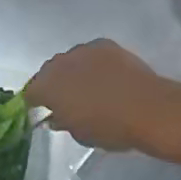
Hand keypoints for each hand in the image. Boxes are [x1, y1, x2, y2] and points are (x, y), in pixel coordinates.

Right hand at [24, 40, 180, 157]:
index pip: (30, 92)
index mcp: (47, 87)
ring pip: (70, 60)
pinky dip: (95, 63)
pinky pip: (92, 54)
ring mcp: (81, 51)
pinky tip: (109, 76)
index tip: (46, 111)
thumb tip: (57, 116)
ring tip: (92, 86)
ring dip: (75, 71)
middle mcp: (58, 63)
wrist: (149, 109)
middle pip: (48, 72)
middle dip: (55, 84)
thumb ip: (63, 122)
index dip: (37, 103)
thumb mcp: (81, 135)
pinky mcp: (103, 44)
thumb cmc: (111, 128)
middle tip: (70, 100)